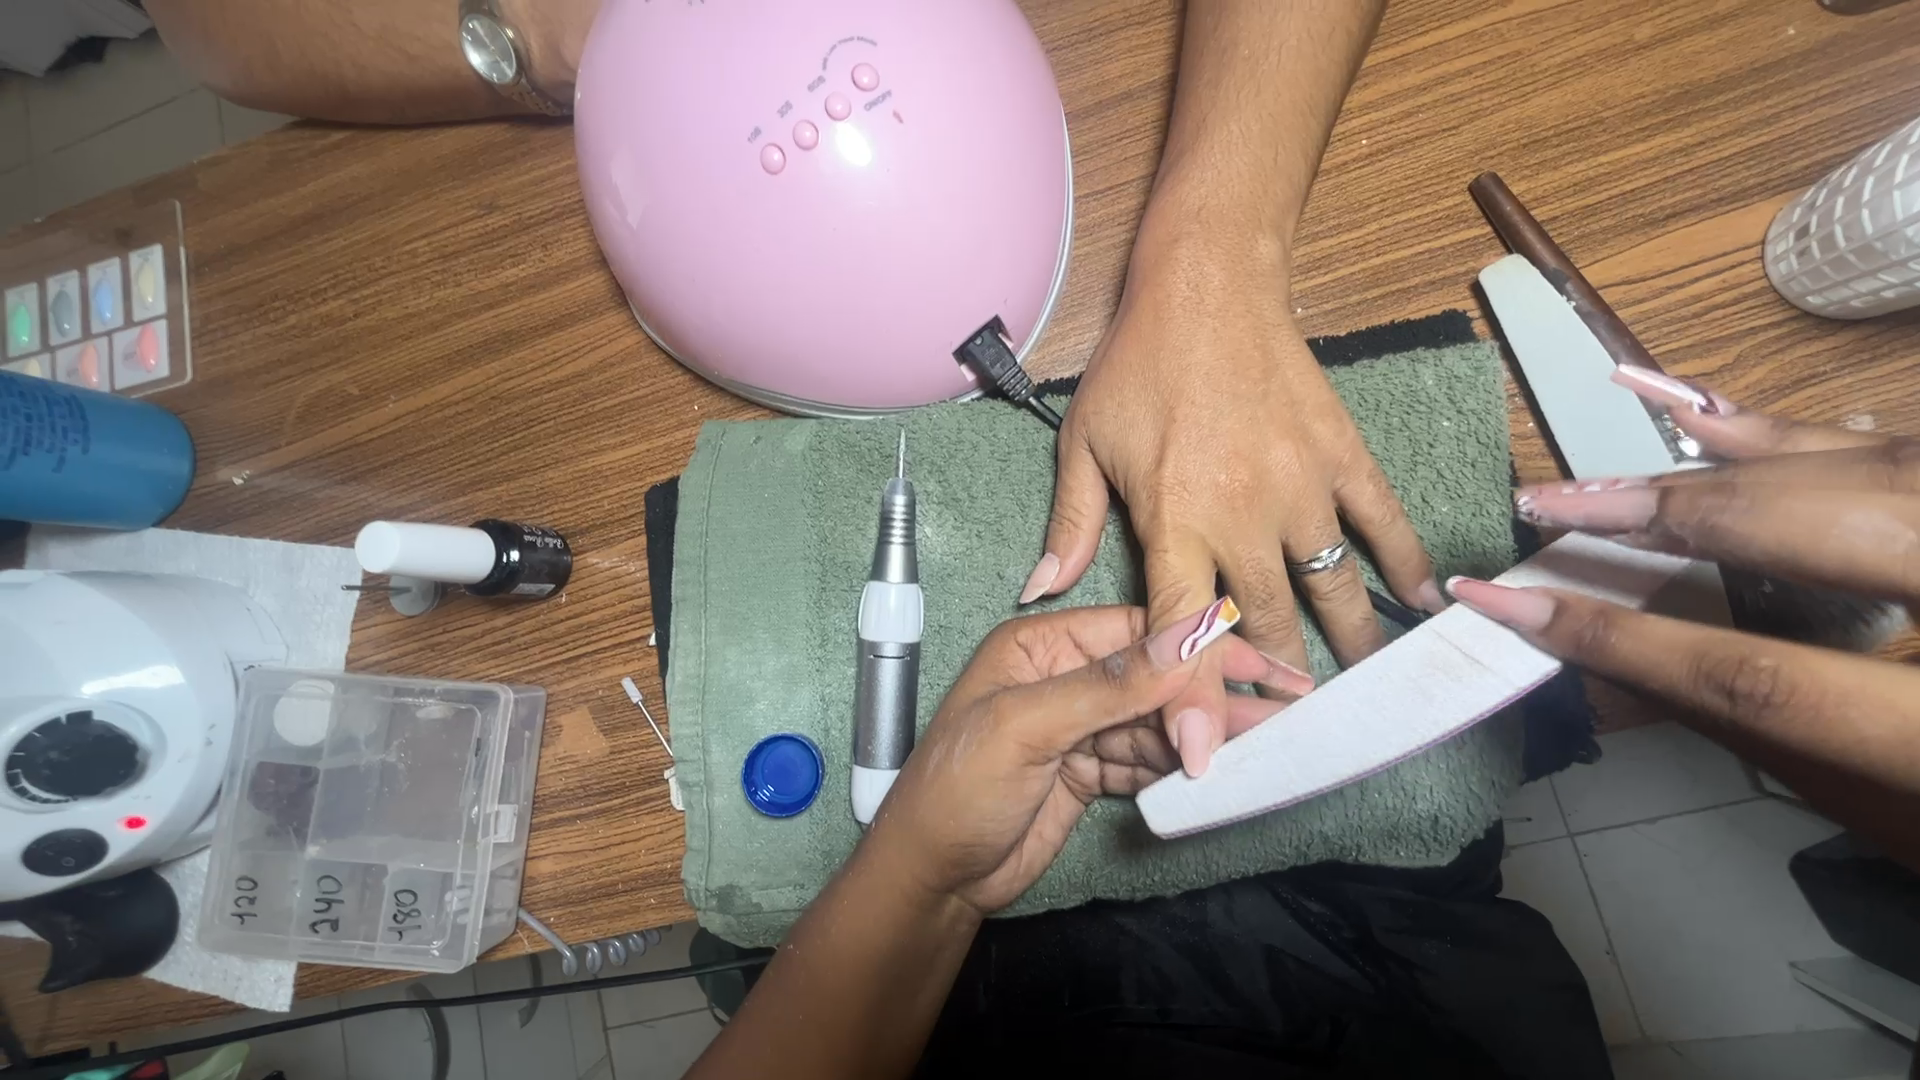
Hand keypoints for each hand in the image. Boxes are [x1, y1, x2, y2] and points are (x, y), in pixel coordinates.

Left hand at [862, 604, 1297, 915]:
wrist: (934, 878)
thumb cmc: (960, 788)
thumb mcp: (1024, 727)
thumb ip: (1106, 686)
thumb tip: (1187, 640)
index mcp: (1040, 647)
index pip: (1134, 634)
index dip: (1197, 650)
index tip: (1259, 668)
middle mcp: (1064, 677)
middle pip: (1153, 675)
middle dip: (1214, 693)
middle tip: (1290, 700)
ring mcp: (1079, 726)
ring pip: (1156, 720)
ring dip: (1207, 733)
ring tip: (1272, 739)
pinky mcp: (1090, 769)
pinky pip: (1146, 758)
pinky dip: (1180, 765)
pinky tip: (1220, 769)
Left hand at [1023, 246, 1439, 776]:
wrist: (1208, 288)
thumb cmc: (1136, 368)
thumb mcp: (1083, 445)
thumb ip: (1069, 525)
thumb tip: (1039, 590)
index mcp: (1174, 523)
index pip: (1181, 629)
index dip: (1187, 696)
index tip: (1200, 755)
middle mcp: (1244, 521)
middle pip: (1264, 624)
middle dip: (1270, 682)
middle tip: (1281, 727)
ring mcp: (1303, 490)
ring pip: (1329, 588)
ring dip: (1343, 643)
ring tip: (1355, 690)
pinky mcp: (1343, 457)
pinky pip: (1381, 521)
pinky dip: (1404, 564)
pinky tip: (1422, 600)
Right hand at [1447, 367, 1919, 866]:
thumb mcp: (1883, 803)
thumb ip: (1745, 724)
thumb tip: (1600, 663)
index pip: (1751, 672)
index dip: (1612, 635)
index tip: (1499, 601)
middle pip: (1797, 532)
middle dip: (1650, 517)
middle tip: (1541, 508)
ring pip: (1856, 464)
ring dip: (1706, 471)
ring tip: (1597, 482)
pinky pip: (1897, 447)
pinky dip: (1789, 432)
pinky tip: (1702, 414)